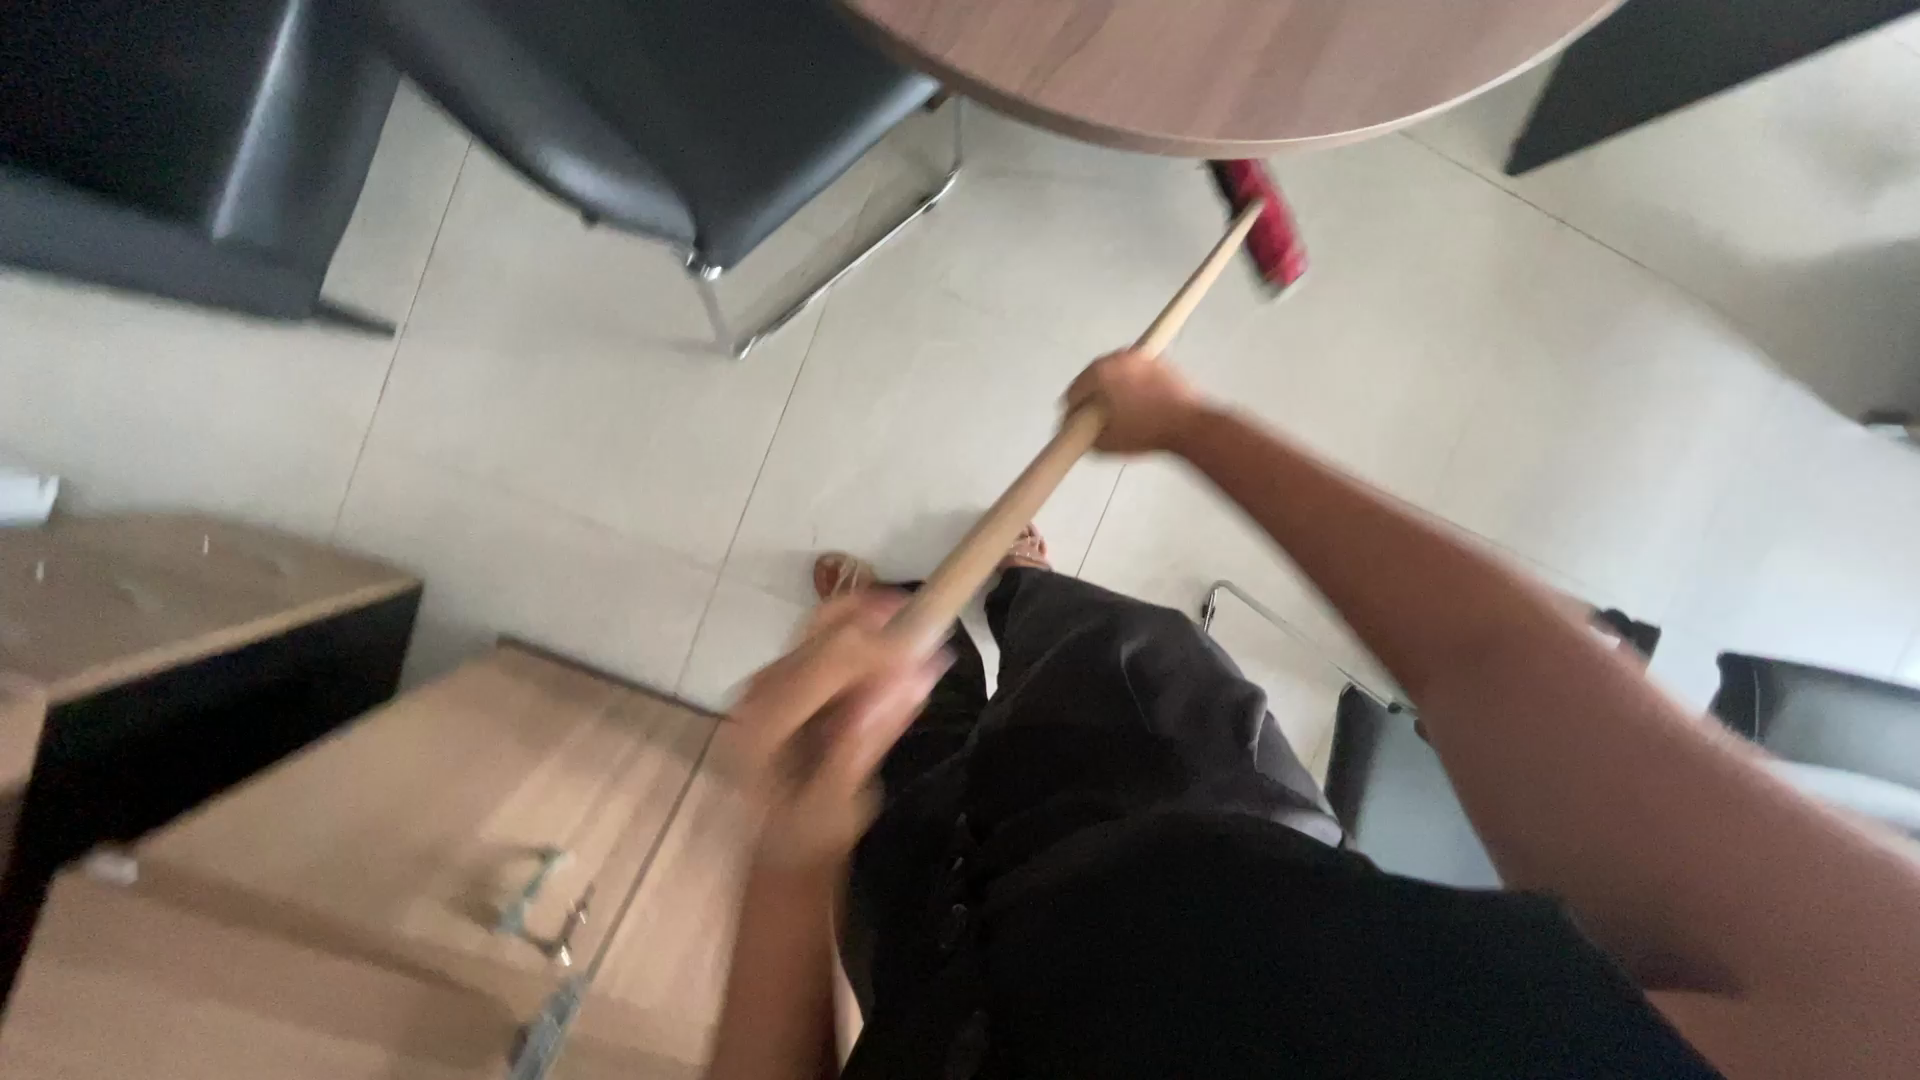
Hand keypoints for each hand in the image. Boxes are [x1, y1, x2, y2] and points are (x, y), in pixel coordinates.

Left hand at [722, 591, 946, 866]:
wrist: (772, 849)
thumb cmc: (806, 836)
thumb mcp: (841, 805)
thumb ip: (869, 739)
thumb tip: (912, 679)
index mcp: (766, 722)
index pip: (829, 661)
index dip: (882, 646)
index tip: (931, 650)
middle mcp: (758, 690)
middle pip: (824, 629)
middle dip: (881, 622)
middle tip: (930, 631)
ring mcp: (767, 679)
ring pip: (824, 623)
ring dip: (874, 623)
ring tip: (919, 637)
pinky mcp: (781, 677)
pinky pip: (824, 636)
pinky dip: (864, 633)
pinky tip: (894, 649)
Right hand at [1065, 350, 1206, 454]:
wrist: (1188, 424)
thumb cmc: (1143, 433)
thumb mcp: (1104, 443)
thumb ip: (1081, 434)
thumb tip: (1074, 430)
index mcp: (1098, 374)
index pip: (1073, 393)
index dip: (1072, 412)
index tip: (1075, 426)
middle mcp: (1116, 357)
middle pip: (1092, 377)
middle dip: (1091, 396)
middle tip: (1093, 418)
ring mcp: (1138, 356)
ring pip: (1114, 372)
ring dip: (1110, 387)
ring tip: (1115, 410)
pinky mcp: (1157, 361)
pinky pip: (1134, 371)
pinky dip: (1130, 383)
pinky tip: (1135, 402)